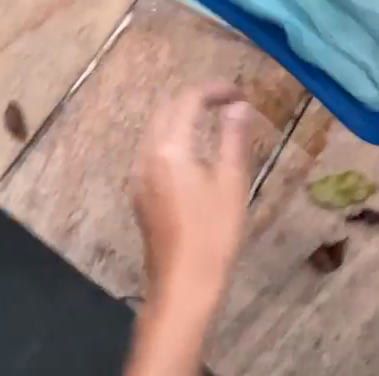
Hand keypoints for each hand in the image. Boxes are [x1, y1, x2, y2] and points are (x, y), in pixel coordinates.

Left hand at [132, 83, 257, 306]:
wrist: (182, 288)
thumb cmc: (212, 235)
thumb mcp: (231, 182)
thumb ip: (233, 138)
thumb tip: (238, 105)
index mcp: (170, 148)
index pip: (189, 100)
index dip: (215, 90)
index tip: (240, 94)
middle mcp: (147, 155)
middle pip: (167, 109)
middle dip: (196, 98)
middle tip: (228, 102)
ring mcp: (139, 176)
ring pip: (157, 128)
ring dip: (182, 116)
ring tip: (213, 120)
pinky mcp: (139, 193)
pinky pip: (153, 148)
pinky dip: (173, 135)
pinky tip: (193, 151)